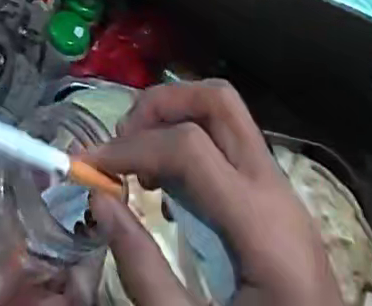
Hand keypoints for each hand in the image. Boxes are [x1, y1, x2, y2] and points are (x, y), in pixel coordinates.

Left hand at [0, 126, 99, 305]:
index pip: (18, 206)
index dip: (37, 181)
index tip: (55, 155)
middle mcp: (16, 263)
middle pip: (49, 228)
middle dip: (71, 203)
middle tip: (88, 175)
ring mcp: (37, 287)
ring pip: (70, 255)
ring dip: (87, 231)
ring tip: (104, 201)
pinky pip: (82, 288)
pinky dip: (93, 268)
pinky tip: (104, 241)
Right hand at [85, 81, 337, 305]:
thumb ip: (144, 271)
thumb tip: (100, 199)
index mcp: (264, 227)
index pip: (189, 147)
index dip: (130, 147)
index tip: (89, 166)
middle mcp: (277, 193)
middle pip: (218, 100)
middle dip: (160, 105)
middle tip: (122, 142)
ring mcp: (282, 194)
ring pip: (224, 114)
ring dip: (173, 119)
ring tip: (139, 163)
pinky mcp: (277, 205)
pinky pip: (229, 145)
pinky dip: (189, 142)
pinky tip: (168, 190)